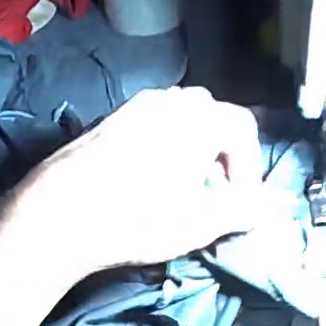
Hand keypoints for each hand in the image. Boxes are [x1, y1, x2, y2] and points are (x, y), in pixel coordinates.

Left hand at [4, 87, 268, 272]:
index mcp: (198, 119)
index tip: (242, 201)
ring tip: (184, 187)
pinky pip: (150, 124)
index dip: (252, 167)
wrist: (57, 215)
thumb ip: (242, 211)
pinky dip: (164, 146)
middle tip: (217, 190)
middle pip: (212, 115)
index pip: (244, 128)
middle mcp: (168, 102)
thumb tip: (267, 207)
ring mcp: (133, 108)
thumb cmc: (138, 219)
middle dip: (224, 152)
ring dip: (193, 147)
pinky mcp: (106, 123)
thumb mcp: (201, 223)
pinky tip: (149, 181)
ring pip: (179, 117)